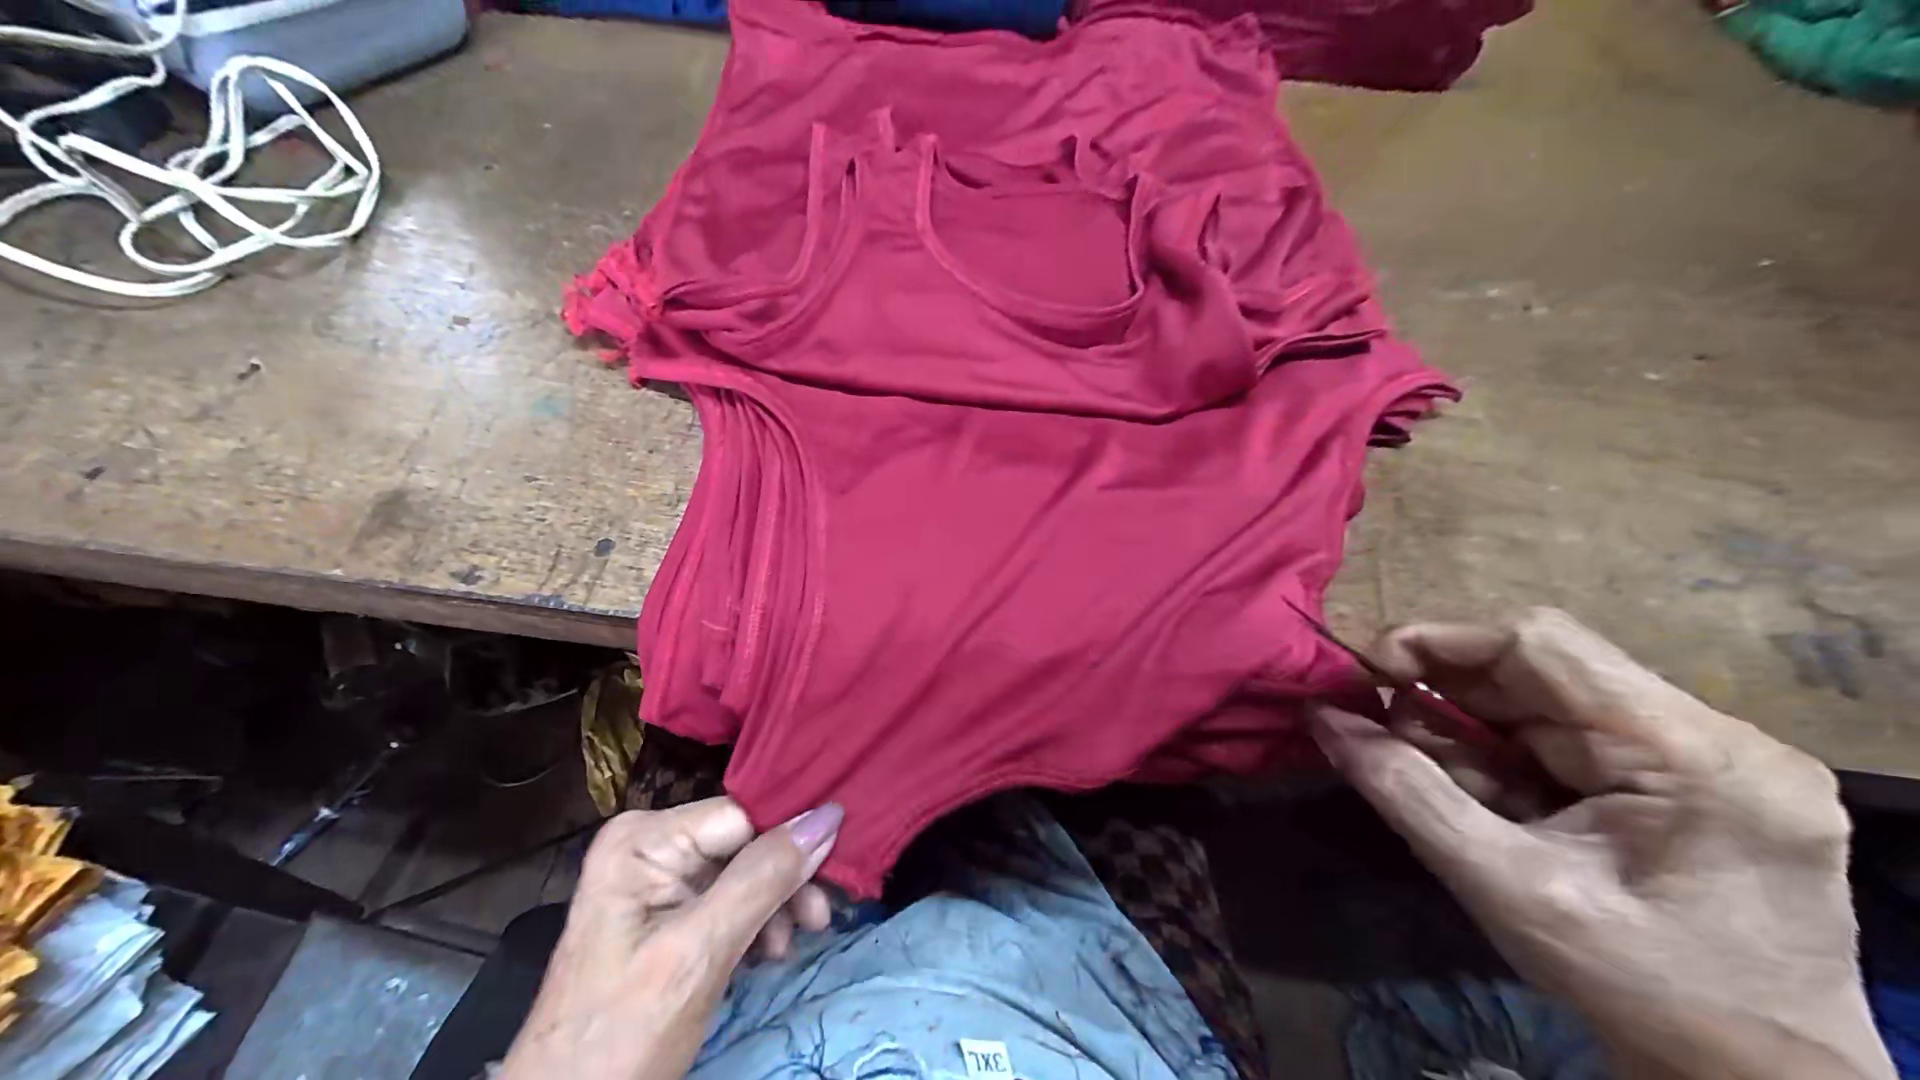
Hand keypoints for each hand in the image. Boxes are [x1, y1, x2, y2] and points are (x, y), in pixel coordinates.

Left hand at [498, 798, 840, 1079]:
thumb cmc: (620, 1039)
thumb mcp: (701, 952)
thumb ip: (765, 877)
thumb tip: (829, 815)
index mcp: (643, 839)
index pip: (743, 815)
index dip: (790, 840)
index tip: (833, 874)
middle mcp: (650, 844)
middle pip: (747, 841)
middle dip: (786, 880)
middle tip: (819, 920)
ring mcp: (658, 880)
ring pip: (746, 870)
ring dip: (777, 905)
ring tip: (791, 945)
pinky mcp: (668, 913)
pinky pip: (731, 898)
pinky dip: (757, 923)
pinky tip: (768, 952)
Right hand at [1311, 608, 1893, 1079]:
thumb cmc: (1640, 991)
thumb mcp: (1502, 886)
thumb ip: (1404, 790)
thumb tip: (1320, 714)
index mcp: (1693, 754)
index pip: (1541, 643)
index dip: (1437, 642)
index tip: (1367, 675)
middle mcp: (1710, 735)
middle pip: (1537, 671)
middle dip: (1443, 696)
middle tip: (1379, 732)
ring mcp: (1701, 756)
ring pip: (1539, 702)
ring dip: (1465, 731)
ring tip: (1426, 775)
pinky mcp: (1682, 779)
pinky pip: (1558, 737)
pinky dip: (1496, 757)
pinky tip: (1476, 795)